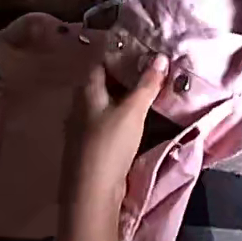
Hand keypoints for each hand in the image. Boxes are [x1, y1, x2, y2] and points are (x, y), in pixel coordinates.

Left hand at [62, 53, 167, 218]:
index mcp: (86, 92)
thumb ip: (147, 84)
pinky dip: (122, 114)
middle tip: (151, 69)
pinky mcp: (92, 144)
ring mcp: (83, 126)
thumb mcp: (133, 111)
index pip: (100, 64)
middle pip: (103, 83)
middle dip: (124, 76)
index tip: (142, 50)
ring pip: (106, 103)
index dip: (119, 54)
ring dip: (124, 97)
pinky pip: (108, 120)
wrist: (92, 190)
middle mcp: (80, 105)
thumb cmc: (110, 144)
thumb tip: (161, 57)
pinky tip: (137, 118)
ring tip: (149, 91)